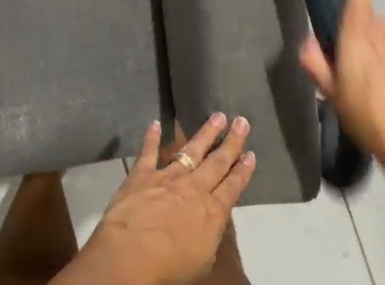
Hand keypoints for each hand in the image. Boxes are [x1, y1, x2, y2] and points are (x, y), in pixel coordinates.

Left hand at [68, 114, 256, 284]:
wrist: (133, 253)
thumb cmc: (171, 267)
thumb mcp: (203, 262)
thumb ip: (209, 238)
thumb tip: (212, 226)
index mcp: (212, 211)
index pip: (232, 187)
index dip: (242, 170)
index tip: (250, 153)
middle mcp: (194, 188)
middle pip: (217, 162)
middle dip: (231, 142)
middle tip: (242, 121)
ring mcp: (168, 177)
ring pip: (190, 150)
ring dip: (205, 133)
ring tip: (217, 116)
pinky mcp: (142, 174)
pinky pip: (148, 152)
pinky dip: (152, 138)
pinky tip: (155, 123)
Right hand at [298, 0, 384, 164]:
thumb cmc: (369, 118)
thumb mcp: (333, 95)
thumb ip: (316, 64)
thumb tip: (307, 44)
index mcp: (358, 31)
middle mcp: (384, 28)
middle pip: (365, 18)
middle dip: (356, 34)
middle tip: (348, 66)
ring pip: (383, 35)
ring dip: (376, 49)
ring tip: (373, 84)